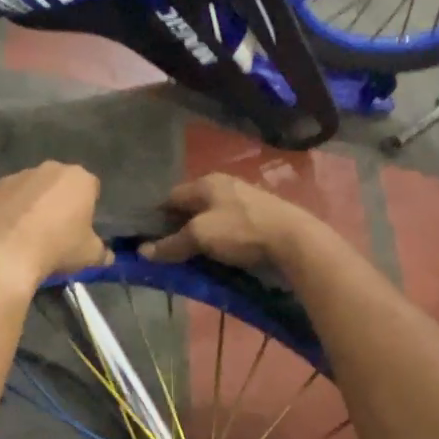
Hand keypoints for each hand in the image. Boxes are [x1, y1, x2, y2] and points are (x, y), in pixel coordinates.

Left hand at [0, 162, 109, 291]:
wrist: (7, 253)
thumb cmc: (57, 248)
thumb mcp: (89, 255)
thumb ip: (101, 252)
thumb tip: (107, 256)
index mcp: (80, 178)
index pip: (91, 188)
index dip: (88, 207)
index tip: (81, 227)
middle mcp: (52, 168)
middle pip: (62, 183)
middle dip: (61, 200)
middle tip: (58, 227)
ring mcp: (21, 174)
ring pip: (35, 187)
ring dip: (36, 202)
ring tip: (31, 231)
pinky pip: (12, 196)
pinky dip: (13, 207)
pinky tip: (11, 229)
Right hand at [138, 174, 323, 268]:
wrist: (295, 241)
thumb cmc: (241, 231)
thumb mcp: (200, 237)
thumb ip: (171, 244)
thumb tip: (142, 251)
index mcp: (207, 182)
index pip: (172, 196)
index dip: (158, 216)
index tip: (150, 237)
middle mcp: (225, 185)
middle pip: (193, 205)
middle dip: (181, 225)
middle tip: (173, 250)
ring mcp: (247, 199)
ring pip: (214, 216)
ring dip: (204, 233)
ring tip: (197, 255)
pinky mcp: (263, 216)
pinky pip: (232, 225)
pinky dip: (223, 238)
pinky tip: (223, 253)